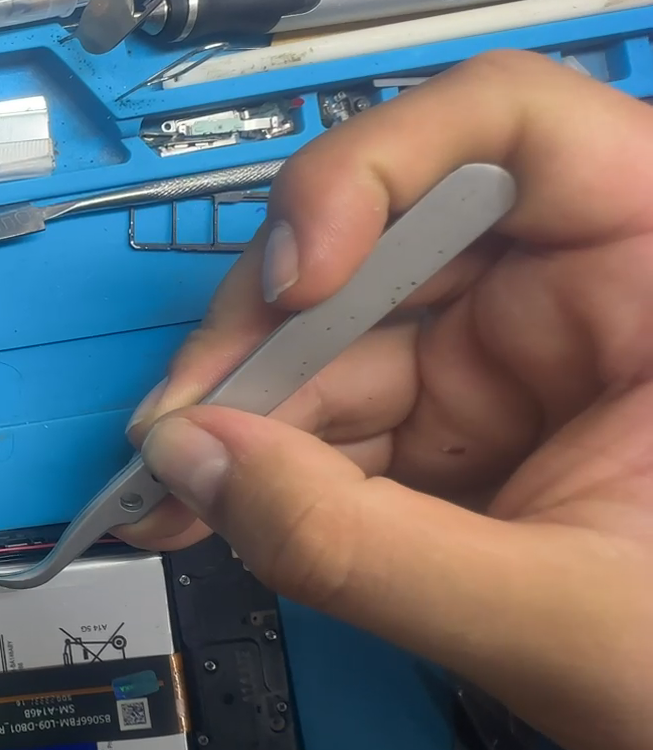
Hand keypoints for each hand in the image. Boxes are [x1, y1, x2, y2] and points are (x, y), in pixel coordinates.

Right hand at [120, 51, 652, 749]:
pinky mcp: (445, 426)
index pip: (502, 126)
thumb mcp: (577, 623)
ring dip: (227, 420)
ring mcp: (495, 362)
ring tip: (172, 497)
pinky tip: (204, 508)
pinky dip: (247, 463)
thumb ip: (361, 542)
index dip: (365, 178)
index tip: (294, 288)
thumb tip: (185, 459)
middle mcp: (565, 294)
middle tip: (176, 438)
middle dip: (249, 347)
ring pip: (312, 347)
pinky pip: (314, 417)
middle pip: (356, 254)